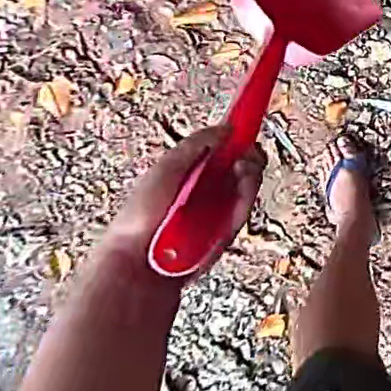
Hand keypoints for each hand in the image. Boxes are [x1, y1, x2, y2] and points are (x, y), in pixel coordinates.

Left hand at [99, 126, 264, 278]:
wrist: (140, 263)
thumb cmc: (140, 218)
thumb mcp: (165, 169)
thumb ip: (196, 144)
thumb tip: (229, 127)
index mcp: (193, 170)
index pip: (226, 147)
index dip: (240, 139)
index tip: (250, 129)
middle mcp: (208, 187)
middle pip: (245, 163)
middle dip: (251, 158)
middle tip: (243, 160)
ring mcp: (220, 208)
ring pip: (250, 184)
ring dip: (249, 178)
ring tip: (240, 176)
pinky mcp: (229, 228)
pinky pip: (247, 208)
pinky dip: (244, 202)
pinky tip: (236, 199)